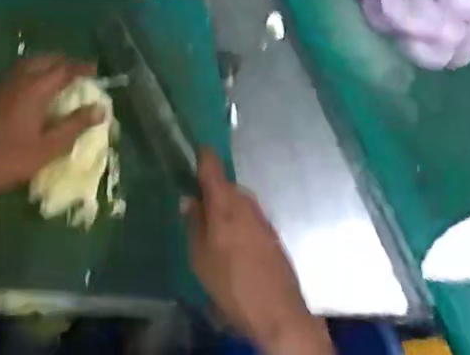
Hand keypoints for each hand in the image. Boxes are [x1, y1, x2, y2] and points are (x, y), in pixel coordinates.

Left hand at [0, 55, 105, 214]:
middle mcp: (21, 77)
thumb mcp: (49, 147)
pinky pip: (21, 69)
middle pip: (47, 59)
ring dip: (49, 64)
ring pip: (32, 62)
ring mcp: (6, 83)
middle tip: (81, 72)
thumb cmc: (12, 158)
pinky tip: (39, 85)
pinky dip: (36, 69)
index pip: (64, 69)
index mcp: (36, 87)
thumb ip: (75, 125)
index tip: (96, 70)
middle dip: (65, 62)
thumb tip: (100, 109)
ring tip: (62, 75)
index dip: (82, 67)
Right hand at [185, 151, 330, 354]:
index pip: (211, 163)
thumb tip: (189, 199)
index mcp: (224, 201)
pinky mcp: (273, 234)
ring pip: (238, 203)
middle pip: (224, 185)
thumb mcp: (201, 257)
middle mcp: (245, 201)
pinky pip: (249, 219)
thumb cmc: (232, 283)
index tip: (191, 155)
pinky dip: (240, 225)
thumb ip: (194, 223)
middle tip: (198, 212)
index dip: (201, 155)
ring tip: (215, 236)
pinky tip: (235, 249)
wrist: (279, 314)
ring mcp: (262, 217)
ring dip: (226, 211)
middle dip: (211, 193)